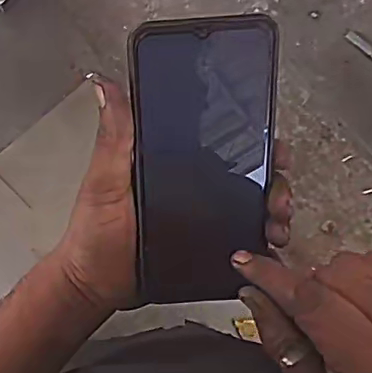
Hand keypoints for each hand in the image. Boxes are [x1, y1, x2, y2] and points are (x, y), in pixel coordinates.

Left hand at [53, 77, 294, 312]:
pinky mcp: (204, 248)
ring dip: (272, 210)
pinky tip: (268, 243)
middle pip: (246, 175)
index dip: (252, 141)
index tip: (272, 145)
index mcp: (169, 165)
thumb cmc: (93, 234)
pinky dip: (259, 241)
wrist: (95, 285)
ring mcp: (200, 218)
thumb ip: (114, 137)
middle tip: (278, 192)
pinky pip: (240, 240)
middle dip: (273, 179)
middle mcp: (189, 188)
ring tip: (275, 221)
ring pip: (250, 207)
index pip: (219, 142)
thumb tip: (107, 87)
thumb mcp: (104, 180)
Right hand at [233, 250, 371, 372]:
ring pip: (344, 261)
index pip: (311, 301)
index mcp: (371, 356)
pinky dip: (355, 274)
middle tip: (314, 322)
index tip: (243, 261)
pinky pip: (369, 257)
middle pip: (325, 276)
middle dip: (306, 289)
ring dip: (330, 281)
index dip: (273, 278)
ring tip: (343, 313)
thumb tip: (252, 293)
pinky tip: (364, 303)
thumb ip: (279, 340)